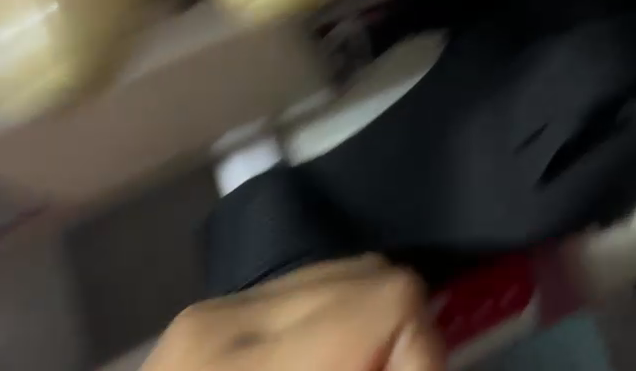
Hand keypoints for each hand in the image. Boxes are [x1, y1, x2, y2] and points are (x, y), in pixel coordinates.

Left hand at [143, 257, 444, 370]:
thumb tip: (425, 359)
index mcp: (248, 366)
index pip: (390, 299)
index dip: (422, 355)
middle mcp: (227, 317)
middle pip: (375, 277)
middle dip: (399, 344)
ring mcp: (213, 309)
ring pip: (347, 273)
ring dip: (367, 331)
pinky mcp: (210, 314)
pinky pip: (309, 287)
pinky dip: (335, 326)